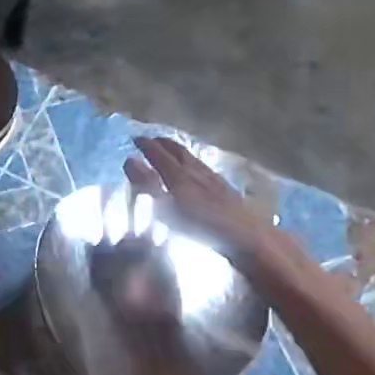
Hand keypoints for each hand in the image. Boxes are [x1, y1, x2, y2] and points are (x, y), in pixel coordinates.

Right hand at [124, 136, 277, 262]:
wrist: (245, 235)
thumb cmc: (202, 226)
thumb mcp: (167, 208)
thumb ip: (148, 184)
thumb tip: (129, 159)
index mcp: (179, 175)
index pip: (159, 154)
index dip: (147, 146)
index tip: (135, 138)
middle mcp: (196, 171)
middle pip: (178, 151)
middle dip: (164, 143)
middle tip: (152, 139)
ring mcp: (212, 178)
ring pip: (192, 158)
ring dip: (179, 151)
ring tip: (171, 150)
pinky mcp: (224, 188)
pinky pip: (203, 166)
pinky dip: (192, 162)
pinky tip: (196, 170)